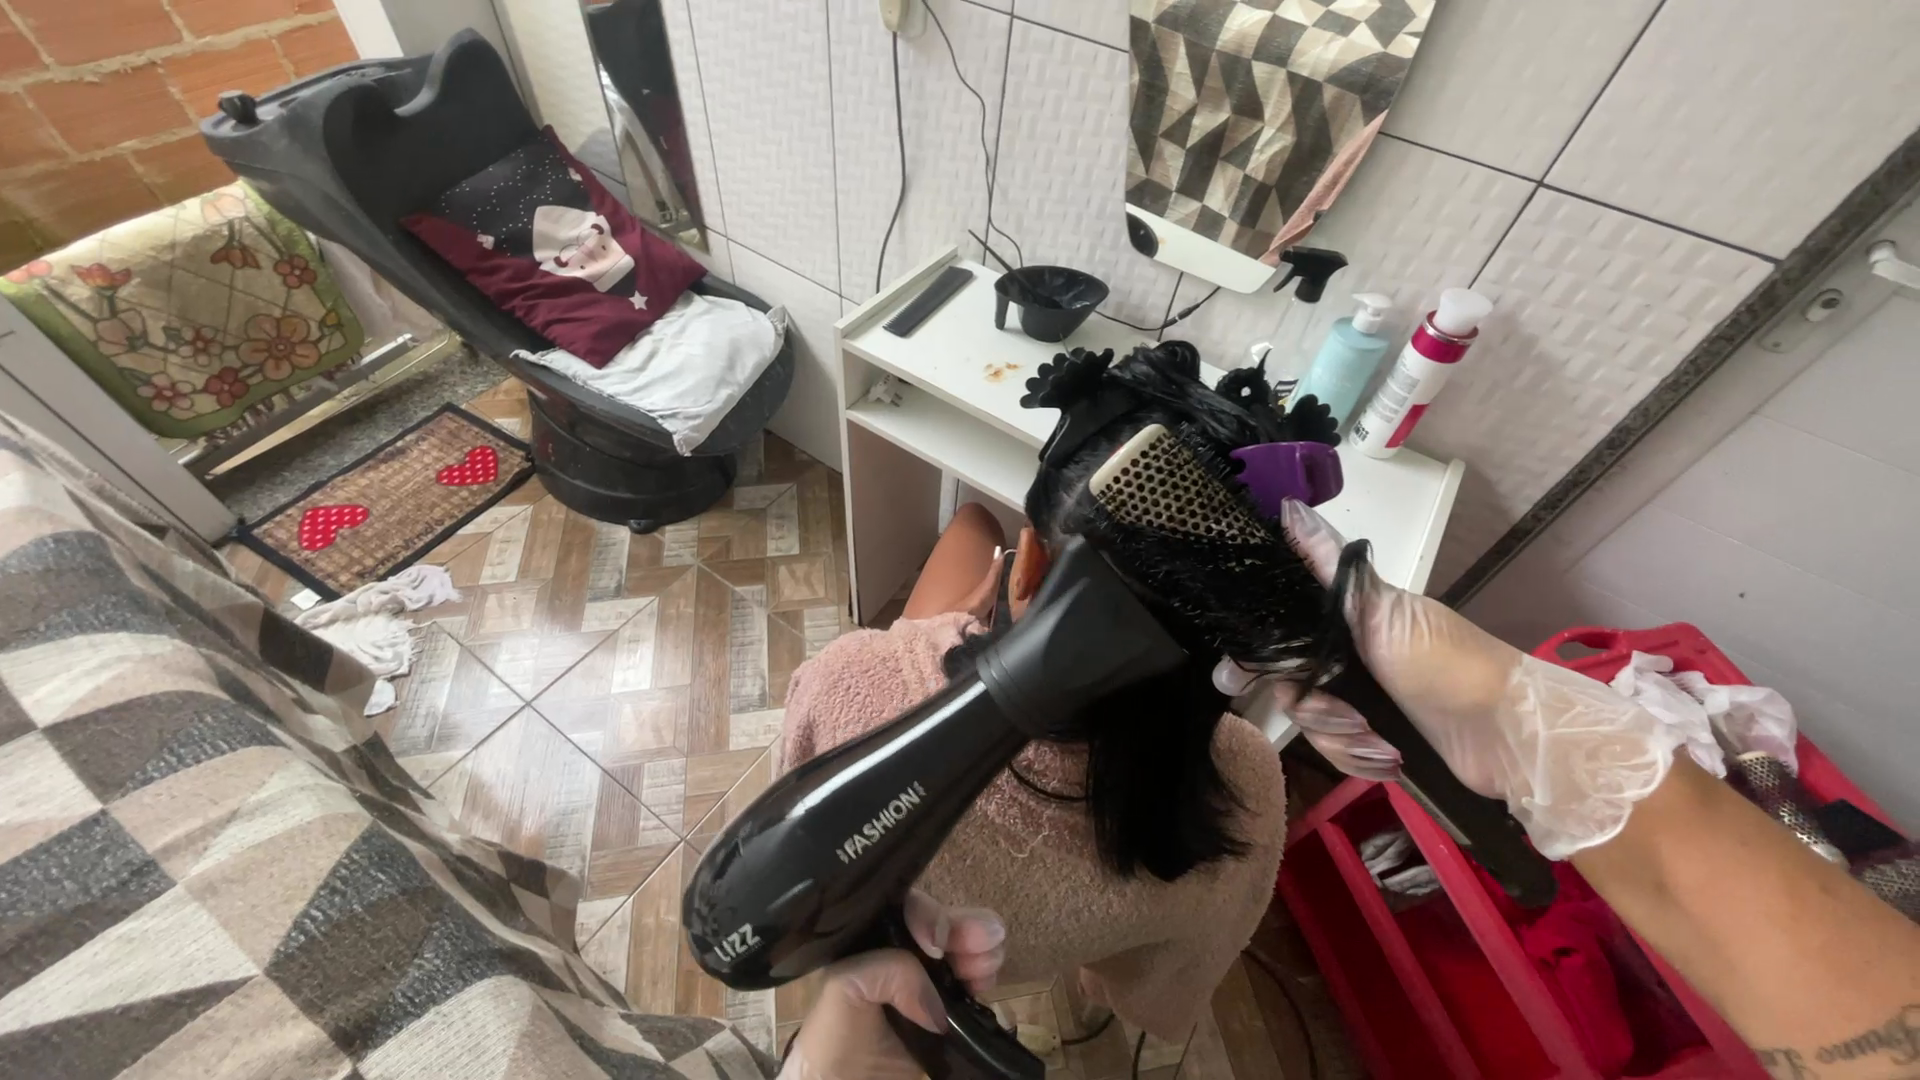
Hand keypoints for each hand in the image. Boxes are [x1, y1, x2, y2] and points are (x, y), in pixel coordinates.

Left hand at [779, 890, 1006, 1079]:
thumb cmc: (835, 1036)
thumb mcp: (846, 987)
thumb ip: (890, 969)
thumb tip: (937, 996)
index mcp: (875, 940)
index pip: (908, 909)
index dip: (929, 916)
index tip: (938, 942)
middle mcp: (903, 955)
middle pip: (942, 926)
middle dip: (967, 927)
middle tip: (988, 939)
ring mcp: (924, 984)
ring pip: (961, 950)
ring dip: (981, 950)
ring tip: (989, 963)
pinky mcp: (943, 1012)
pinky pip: (969, 983)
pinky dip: (984, 975)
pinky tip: (987, 980)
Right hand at [1216, 499, 1696, 859]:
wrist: (1509, 734)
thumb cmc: (1444, 662)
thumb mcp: (1382, 610)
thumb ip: (1327, 567)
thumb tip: (1288, 506)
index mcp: (1338, 623)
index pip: (1274, 637)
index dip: (1249, 658)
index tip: (1232, 681)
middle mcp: (1341, 659)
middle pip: (1286, 689)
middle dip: (1315, 710)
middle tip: (1350, 717)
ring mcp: (1358, 702)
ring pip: (1310, 726)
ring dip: (1343, 740)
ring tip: (1382, 742)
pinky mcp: (1373, 740)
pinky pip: (1337, 756)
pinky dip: (1360, 761)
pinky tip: (1391, 759)